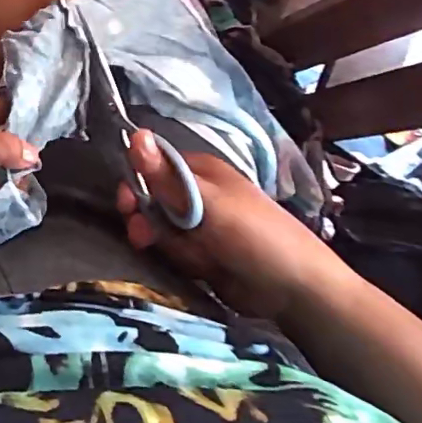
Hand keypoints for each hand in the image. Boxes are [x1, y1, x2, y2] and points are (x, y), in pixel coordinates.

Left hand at [0, 97, 38, 258]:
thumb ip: (2, 147)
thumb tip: (35, 155)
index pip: (3, 109)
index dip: (24, 112)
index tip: (51, 121)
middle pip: (10, 143)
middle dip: (22, 152)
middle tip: (33, 163)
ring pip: (7, 171)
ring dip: (13, 178)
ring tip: (13, 185)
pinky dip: (5, 197)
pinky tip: (6, 199)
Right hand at [116, 129, 341, 321]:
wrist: (294, 289)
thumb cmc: (253, 234)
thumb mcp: (207, 203)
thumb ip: (167, 176)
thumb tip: (136, 133)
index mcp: (200, 171)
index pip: (156, 164)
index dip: (138, 179)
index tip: (127, 199)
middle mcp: (197, 194)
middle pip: (153, 198)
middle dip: (144, 214)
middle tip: (141, 231)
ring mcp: (200, 226)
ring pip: (160, 227)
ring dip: (159, 239)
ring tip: (167, 251)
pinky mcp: (202, 255)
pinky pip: (174, 251)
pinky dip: (176, 257)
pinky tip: (188, 265)